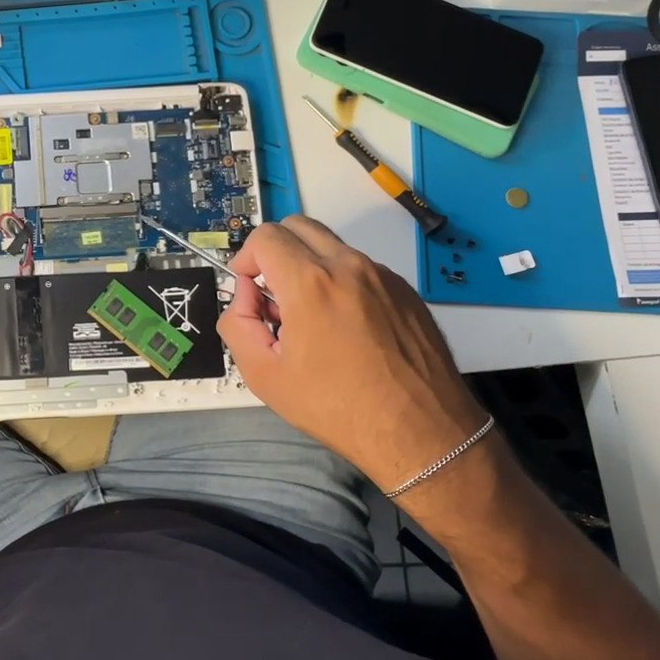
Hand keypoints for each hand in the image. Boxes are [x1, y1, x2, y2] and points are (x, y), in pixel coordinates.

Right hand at [217, 216, 488, 492]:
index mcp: (311, 283)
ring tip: (311, 317)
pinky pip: (362, 269)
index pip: (266, 237)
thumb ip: (238, 325)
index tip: (248, 290)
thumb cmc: (338, 408)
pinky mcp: (406, 292)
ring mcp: (383, 276)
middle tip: (272, 294)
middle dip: (275, 251)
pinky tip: (347, 329)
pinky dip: (342, 283)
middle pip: (299, 226)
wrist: (421, 433)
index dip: (245, 259)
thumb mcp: (264, 376)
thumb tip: (247, 297)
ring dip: (309, 266)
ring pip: (332, 247)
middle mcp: (349, 267)